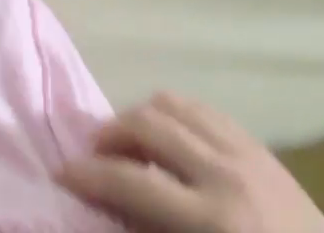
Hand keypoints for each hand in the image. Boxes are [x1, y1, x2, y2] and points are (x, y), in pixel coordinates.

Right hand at [59, 92, 323, 232]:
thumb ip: (150, 228)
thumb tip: (108, 203)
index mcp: (212, 220)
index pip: (131, 181)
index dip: (88, 175)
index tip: (62, 174)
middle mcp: (226, 174)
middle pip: (147, 123)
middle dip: (109, 135)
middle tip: (95, 156)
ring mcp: (247, 154)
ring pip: (173, 104)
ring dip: (140, 117)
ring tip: (129, 143)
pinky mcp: (261, 148)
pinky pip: (203, 110)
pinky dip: (174, 115)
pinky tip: (168, 139)